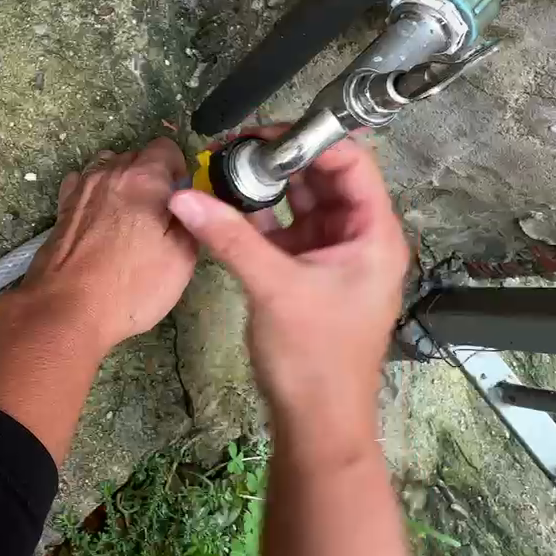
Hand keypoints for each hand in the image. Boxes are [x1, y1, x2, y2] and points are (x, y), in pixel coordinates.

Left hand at [17, 136, 197, 352]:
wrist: (68, 306)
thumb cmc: (132, 285)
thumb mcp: (182, 258)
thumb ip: (190, 220)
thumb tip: (188, 202)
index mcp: (144, 178)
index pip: (166, 147)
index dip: (178, 170)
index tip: (180, 199)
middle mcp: (110, 172)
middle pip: (136, 157)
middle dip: (151, 178)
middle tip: (157, 216)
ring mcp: (82, 187)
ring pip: (108, 167)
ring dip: (122, 184)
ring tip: (128, 218)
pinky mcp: (63, 205)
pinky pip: (84, 183)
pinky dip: (96, 193)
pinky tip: (99, 219)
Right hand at [167, 130, 409, 459]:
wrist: (315, 420)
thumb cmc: (316, 357)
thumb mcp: (274, 287)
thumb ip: (229, 236)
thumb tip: (183, 196)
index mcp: (372, 235)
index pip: (351, 163)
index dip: (311, 140)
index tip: (263, 134)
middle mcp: (355, 236)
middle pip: (322, 176)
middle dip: (280, 157)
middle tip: (234, 147)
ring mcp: (328, 252)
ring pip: (298, 199)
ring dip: (265, 182)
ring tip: (224, 167)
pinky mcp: (302, 268)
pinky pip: (280, 225)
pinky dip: (255, 212)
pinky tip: (224, 202)